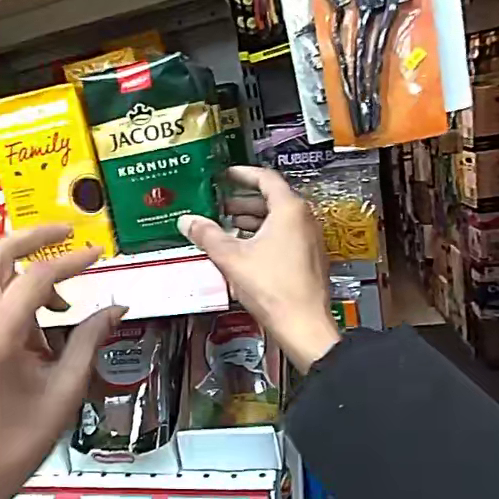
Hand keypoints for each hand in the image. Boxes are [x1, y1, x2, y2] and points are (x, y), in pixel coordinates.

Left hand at [0, 224, 124, 498]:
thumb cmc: (16, 441)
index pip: (37, 276)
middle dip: (34, 237)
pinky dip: (14, 292)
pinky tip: (40, 323)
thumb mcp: (65, 389)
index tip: (97, 254)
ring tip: (61, 303)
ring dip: (25, 269)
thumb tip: (115, 310)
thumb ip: (90, 340)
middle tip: (68, 234)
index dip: (72, 260)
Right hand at [178, 166, 340, 371]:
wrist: (303, 324)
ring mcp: (310, 239)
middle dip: (243, 201)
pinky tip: (244, 249)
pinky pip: (285, 236)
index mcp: (290, 210)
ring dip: (252, 219)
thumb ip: (208, 235)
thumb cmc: (274, 288)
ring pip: (278, 219)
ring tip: (227, 226)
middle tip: (220, 204)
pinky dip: (263, 235)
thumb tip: (188, 221)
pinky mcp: (309, 258)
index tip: (227, 174)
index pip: (266, 178)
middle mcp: (304, 220)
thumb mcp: (232, 257)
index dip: (243, 174)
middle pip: (272, 199)